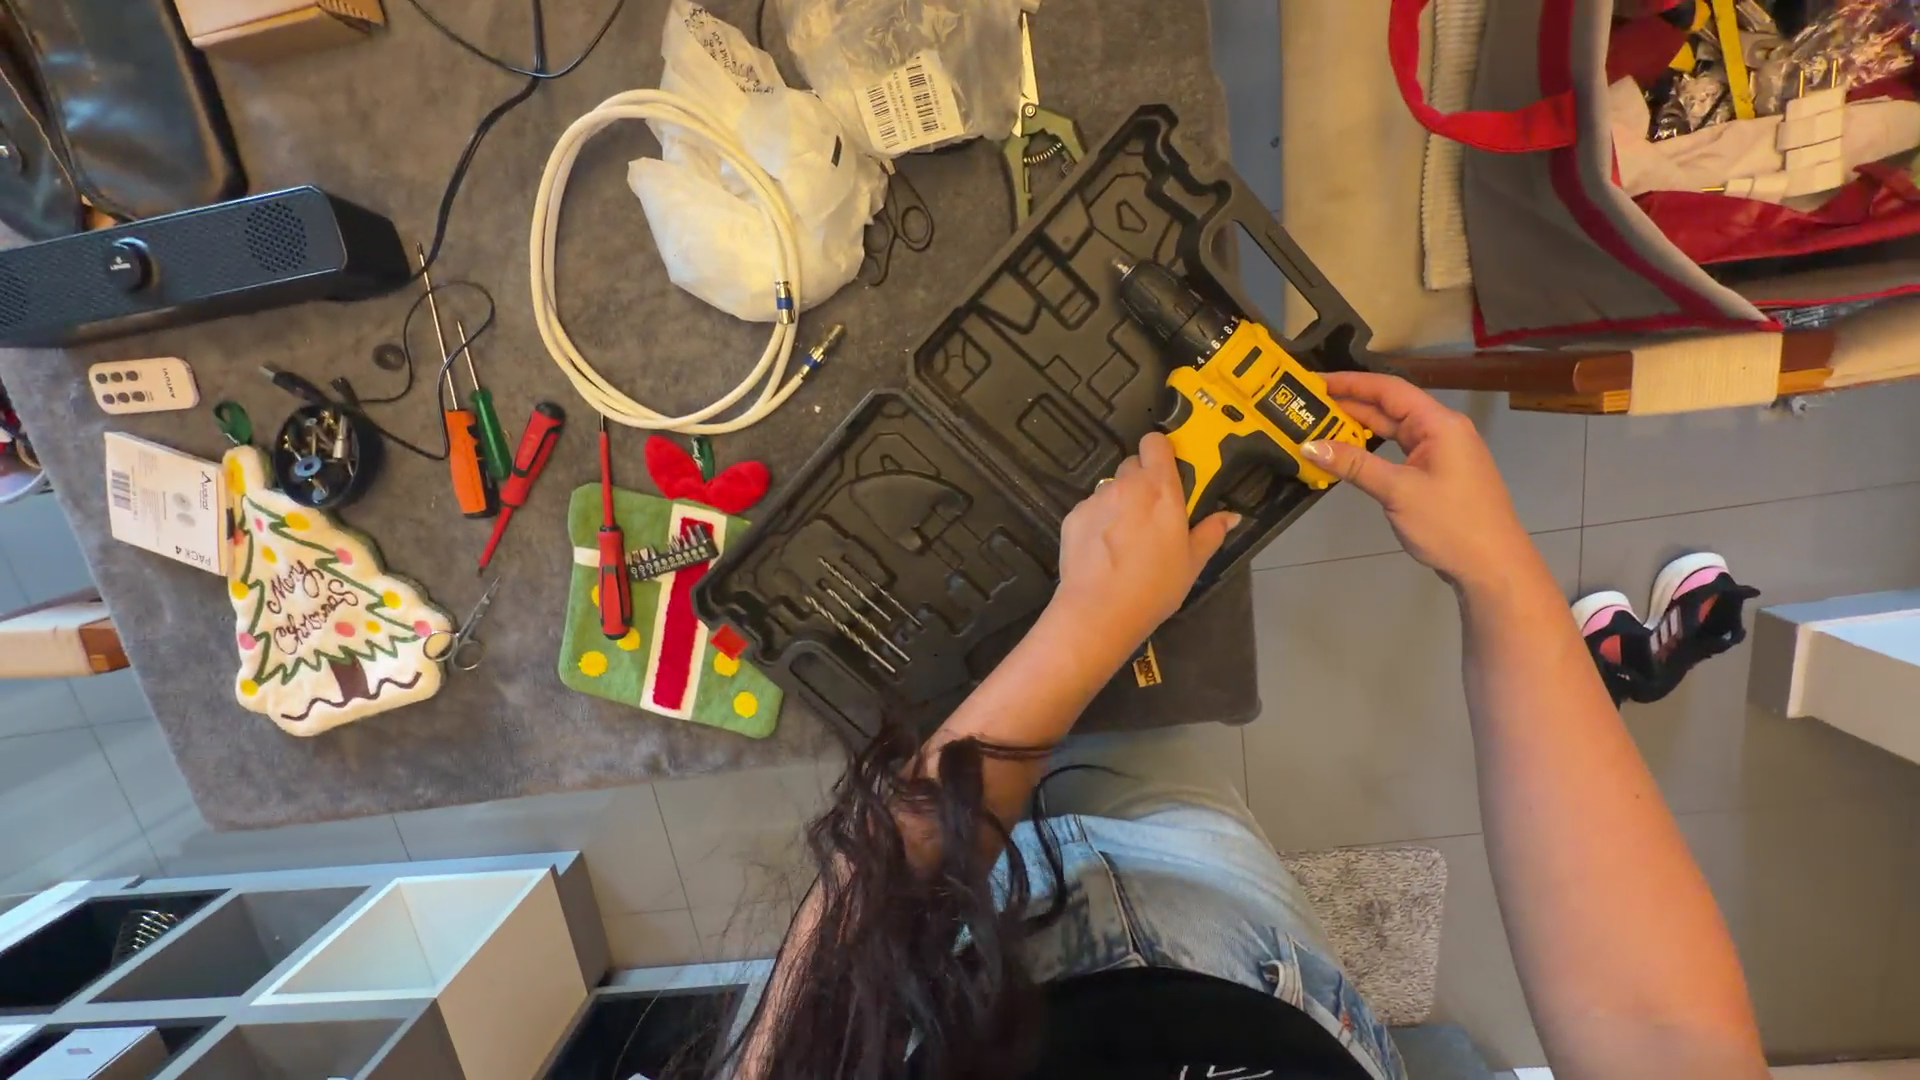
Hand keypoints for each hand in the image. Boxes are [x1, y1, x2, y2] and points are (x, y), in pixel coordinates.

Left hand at [1052, 432, 1239, 652]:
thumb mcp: (1192, 563)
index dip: (1160, 451)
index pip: (1155, 442)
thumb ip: (1210, 533)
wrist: (1099, 610)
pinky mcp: (1072, 516)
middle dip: (1141, 481)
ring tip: (1123, 538)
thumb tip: (1231, 516)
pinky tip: (1101, 550)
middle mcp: (1126, 486)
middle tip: (1150, 512)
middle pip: (1132, 465)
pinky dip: (1096, 521)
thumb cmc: (1154, 587)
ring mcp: (1095, 500)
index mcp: (1160, 489)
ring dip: (1119, 502)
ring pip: (1110, 489)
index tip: (1167, 469)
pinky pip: (1089, 509)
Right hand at [1302, 373, 1536, 591]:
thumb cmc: (1450, 523)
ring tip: (1319, 425)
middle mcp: (1441, 431)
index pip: (1389, 390)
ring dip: (1358, 427)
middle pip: (1390, 408)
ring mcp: (1440, 453)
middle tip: (1308, 406)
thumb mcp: (1397, 491)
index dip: (1351, 383)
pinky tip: (1347, 453)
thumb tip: (1309, 445)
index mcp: (1439, 424)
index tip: (1315, 383)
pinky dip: (1370, 449)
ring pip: (1392, 430)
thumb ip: (1353, 464)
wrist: (1492, 565)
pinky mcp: (1436, 473)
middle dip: (1350, 405)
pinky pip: (1397, 451)